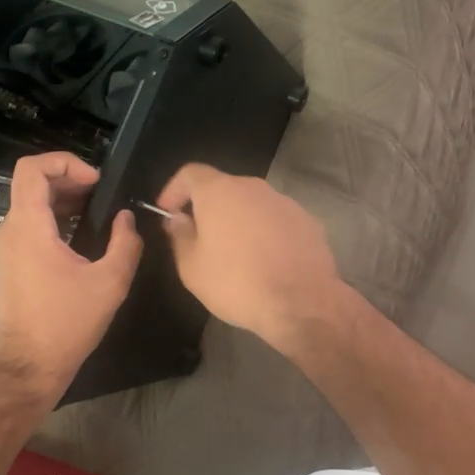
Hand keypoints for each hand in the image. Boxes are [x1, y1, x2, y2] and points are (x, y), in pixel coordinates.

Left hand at [0, 154, 141, 406]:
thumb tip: (127, 218)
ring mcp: (3, 250)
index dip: (64, 162)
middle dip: (69, 181)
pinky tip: (80, 241)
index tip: (95, 181)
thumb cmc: (66, 324)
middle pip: (32, 185)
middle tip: (103, 195)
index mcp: (28, 228)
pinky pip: (28, 229)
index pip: (31, 169)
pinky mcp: (7, 266)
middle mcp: (8, 232)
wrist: (27, 368)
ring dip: (63, 203)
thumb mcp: (110, 282)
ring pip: (29, 207)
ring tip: (97, 216)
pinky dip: (54, 222)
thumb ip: (126, 243)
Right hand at [155, 164, 342, 349]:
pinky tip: (266, 262)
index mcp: (220, 191)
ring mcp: (284, 202)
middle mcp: (254, 187)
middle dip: (208, 209)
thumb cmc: (237, 283)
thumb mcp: (192, 267)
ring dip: (239, 222)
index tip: (167, 212)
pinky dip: (266, 234)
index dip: (174, 189)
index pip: (190, 173)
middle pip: (224, 188)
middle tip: (200, 239)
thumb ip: (180, 236)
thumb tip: (178, 219)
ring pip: (252, 205)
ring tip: (235, 255)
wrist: (301, 301)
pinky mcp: (307, 220)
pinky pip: (276, 221)